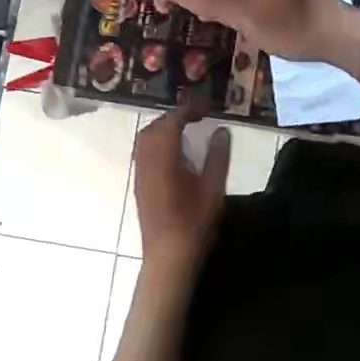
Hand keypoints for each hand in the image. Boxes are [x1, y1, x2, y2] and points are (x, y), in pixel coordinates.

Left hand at [132, 96, 228, 271]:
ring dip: (165, 128)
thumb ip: (217, 157)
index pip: (172, 121)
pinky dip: (157, 141)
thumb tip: (221, 131)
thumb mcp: (213, 189)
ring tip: (188, 129)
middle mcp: (145, 158)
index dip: (188, 109)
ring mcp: (139, 170)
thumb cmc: (194, 223)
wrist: (167, 254)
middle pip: (156, 126)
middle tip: (199, 116)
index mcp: (163, 156)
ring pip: (146, 137)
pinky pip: (143, 150)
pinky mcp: (138, 181)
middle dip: (176, 116)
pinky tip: (174, 151)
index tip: (206, 105)